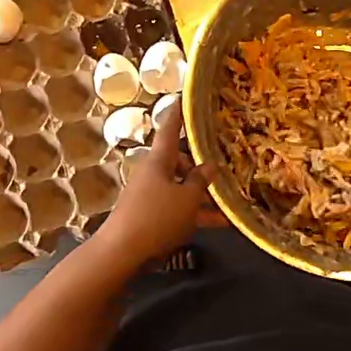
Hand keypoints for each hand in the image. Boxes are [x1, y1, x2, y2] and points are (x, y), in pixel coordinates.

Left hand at [89, 106, 216, 266]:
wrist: (123, 252)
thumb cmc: (157, 217)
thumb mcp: (187, 199)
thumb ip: (201, 181)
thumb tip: (210, 165)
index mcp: (159, 161)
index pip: (169, 129)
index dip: (178, 114)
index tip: (183, 98)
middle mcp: (153, 173)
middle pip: (179, 161)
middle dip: (200, 166)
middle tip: (222, 171)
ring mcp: (150, 194)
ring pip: (181, 187)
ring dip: (202, 194)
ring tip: (228, 203)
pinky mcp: (150, 215)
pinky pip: (177, 207)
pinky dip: (195, 213)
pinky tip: (219, 224)